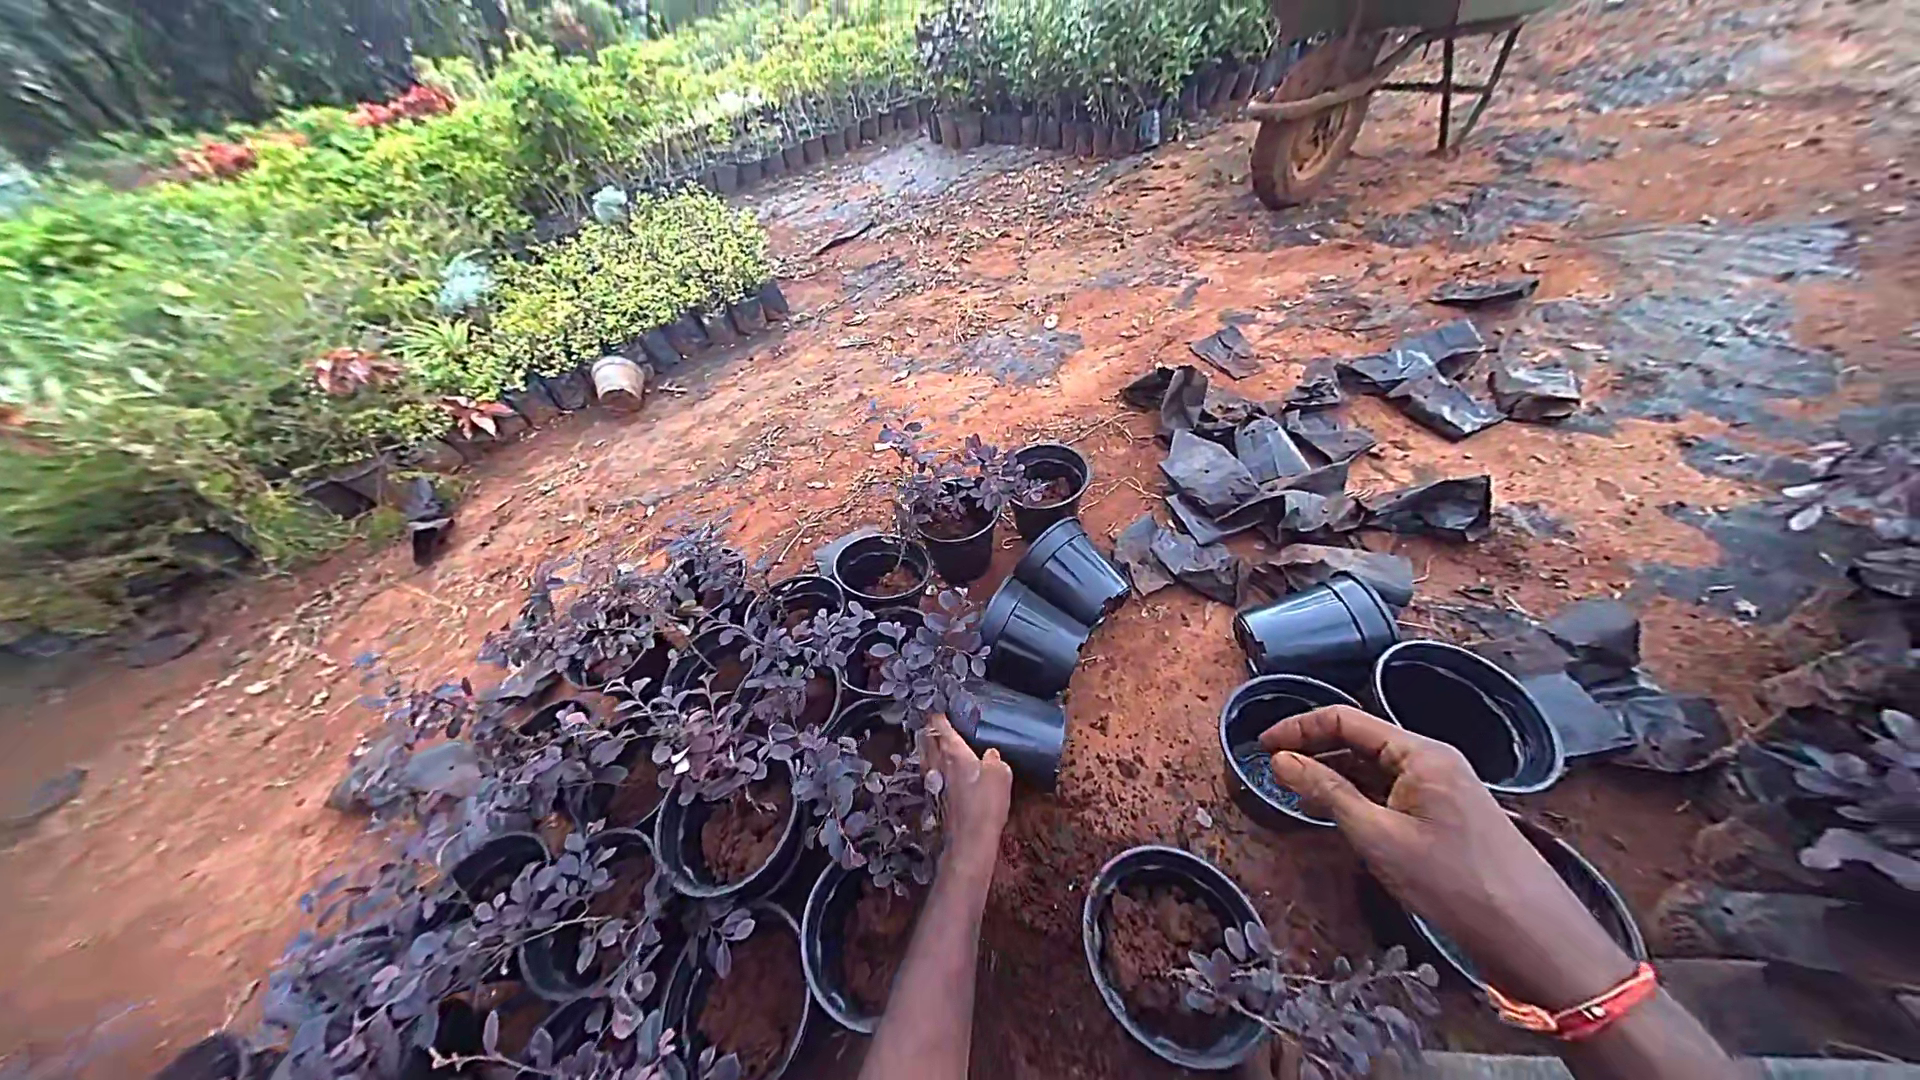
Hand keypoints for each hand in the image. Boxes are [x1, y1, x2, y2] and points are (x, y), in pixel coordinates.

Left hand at [922, 713, 1012, 876]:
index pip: (940, 726)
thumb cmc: (985, 804)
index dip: (939, 715)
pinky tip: (938, 769)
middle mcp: (938, 764)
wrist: (969, 842)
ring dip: (927, 747)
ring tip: (932, 741)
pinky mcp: (934, 798)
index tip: (939, 708)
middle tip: (934, 722)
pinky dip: (931, 765)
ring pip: (925, 756)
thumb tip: (990, 754)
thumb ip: (995, 760)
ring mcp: (933, 782)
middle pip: (927, 739)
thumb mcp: (1000, 775)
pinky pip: (929, 773)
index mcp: (953, 752)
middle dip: (929, 728)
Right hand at [1260, 706, 1636, 1008]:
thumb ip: (1324, 790)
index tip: (1263, 746)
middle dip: (1312, 748)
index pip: (1344, 719)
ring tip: (1295, 790)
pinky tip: (1336, 810)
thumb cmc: (1453, 881)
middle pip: (1358, 738)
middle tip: (1273, 767)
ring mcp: (1441, 787)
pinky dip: (1356, 793)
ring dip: (1332, 772)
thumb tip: (1279, 759)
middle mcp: (1431, 760)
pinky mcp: (1445, 813)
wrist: (1540, 943)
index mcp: (1420, 753)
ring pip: (1372, 765)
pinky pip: (1389, 789)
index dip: (1298, 727)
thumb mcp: (1377, 835)